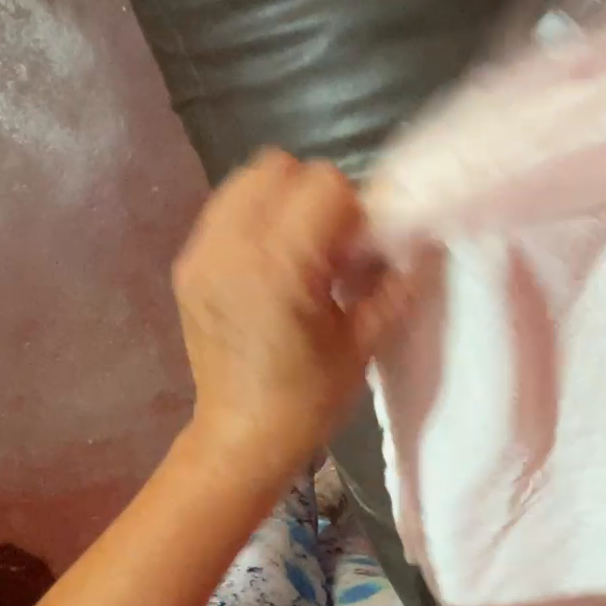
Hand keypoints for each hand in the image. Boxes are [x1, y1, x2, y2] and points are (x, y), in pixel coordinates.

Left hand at [172, 148, 409, 476]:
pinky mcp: (187, 265)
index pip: (326, 184)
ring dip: (283, 202)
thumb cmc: (308, 401)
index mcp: (282, 266)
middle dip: (316, 197)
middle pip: (282, 167)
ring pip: (248, 180)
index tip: (360, 252)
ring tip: (299, 253)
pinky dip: (255, 221)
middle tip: (331, 247)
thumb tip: (418, 244)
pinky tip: (269, 265)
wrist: (241, 438)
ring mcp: (202, 252)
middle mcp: (233, 245)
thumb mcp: (361, 345)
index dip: (355, 211)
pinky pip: (226, 211)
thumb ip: (392, 285)